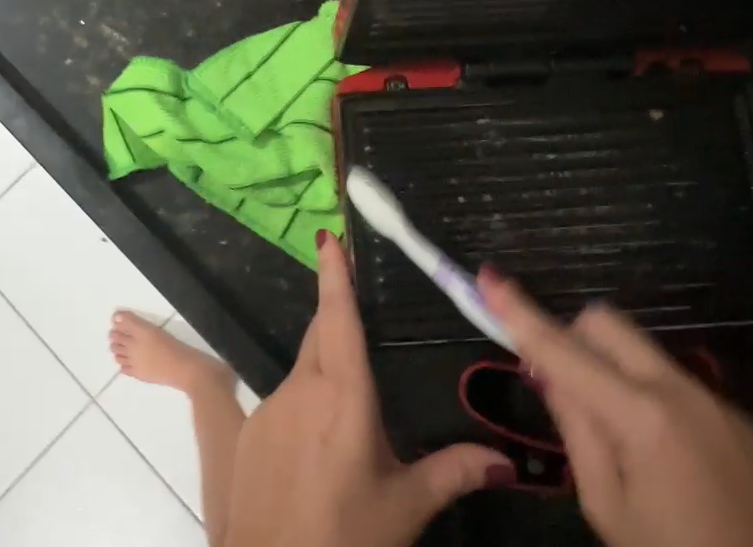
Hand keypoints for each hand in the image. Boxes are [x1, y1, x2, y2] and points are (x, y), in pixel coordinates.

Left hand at [220, 232, 512, 546]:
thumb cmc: (343, 537)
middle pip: (319, 335)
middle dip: (336, 318)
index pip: (338, 318)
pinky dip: (304, 406)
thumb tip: (504, 460)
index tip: (328, 236)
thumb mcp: (405, 508)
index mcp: (343, 394)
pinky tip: (317, 448)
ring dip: (323, 372)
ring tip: (349, 410)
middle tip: (359, 309)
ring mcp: (268, 407)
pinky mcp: (247, 431)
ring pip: (301, 370)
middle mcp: (302, 388)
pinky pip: (283, 401)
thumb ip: (453, 473)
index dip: (335, 275)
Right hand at [478, 267, 752, 546]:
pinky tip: (661, 458)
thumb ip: (577, 432)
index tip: (487, 275)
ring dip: (610, 368)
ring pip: (642, 352)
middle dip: (571, 337)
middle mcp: (682, 390)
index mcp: (643, 416)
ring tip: (612, 436)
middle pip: (606, 323)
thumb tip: (551, 374)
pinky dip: (647, 396)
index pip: (563, 349)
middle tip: (558, 385)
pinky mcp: (743, 422)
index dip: (520, 311)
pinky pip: (676, 384)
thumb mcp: (609, 508)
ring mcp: (719, 403)